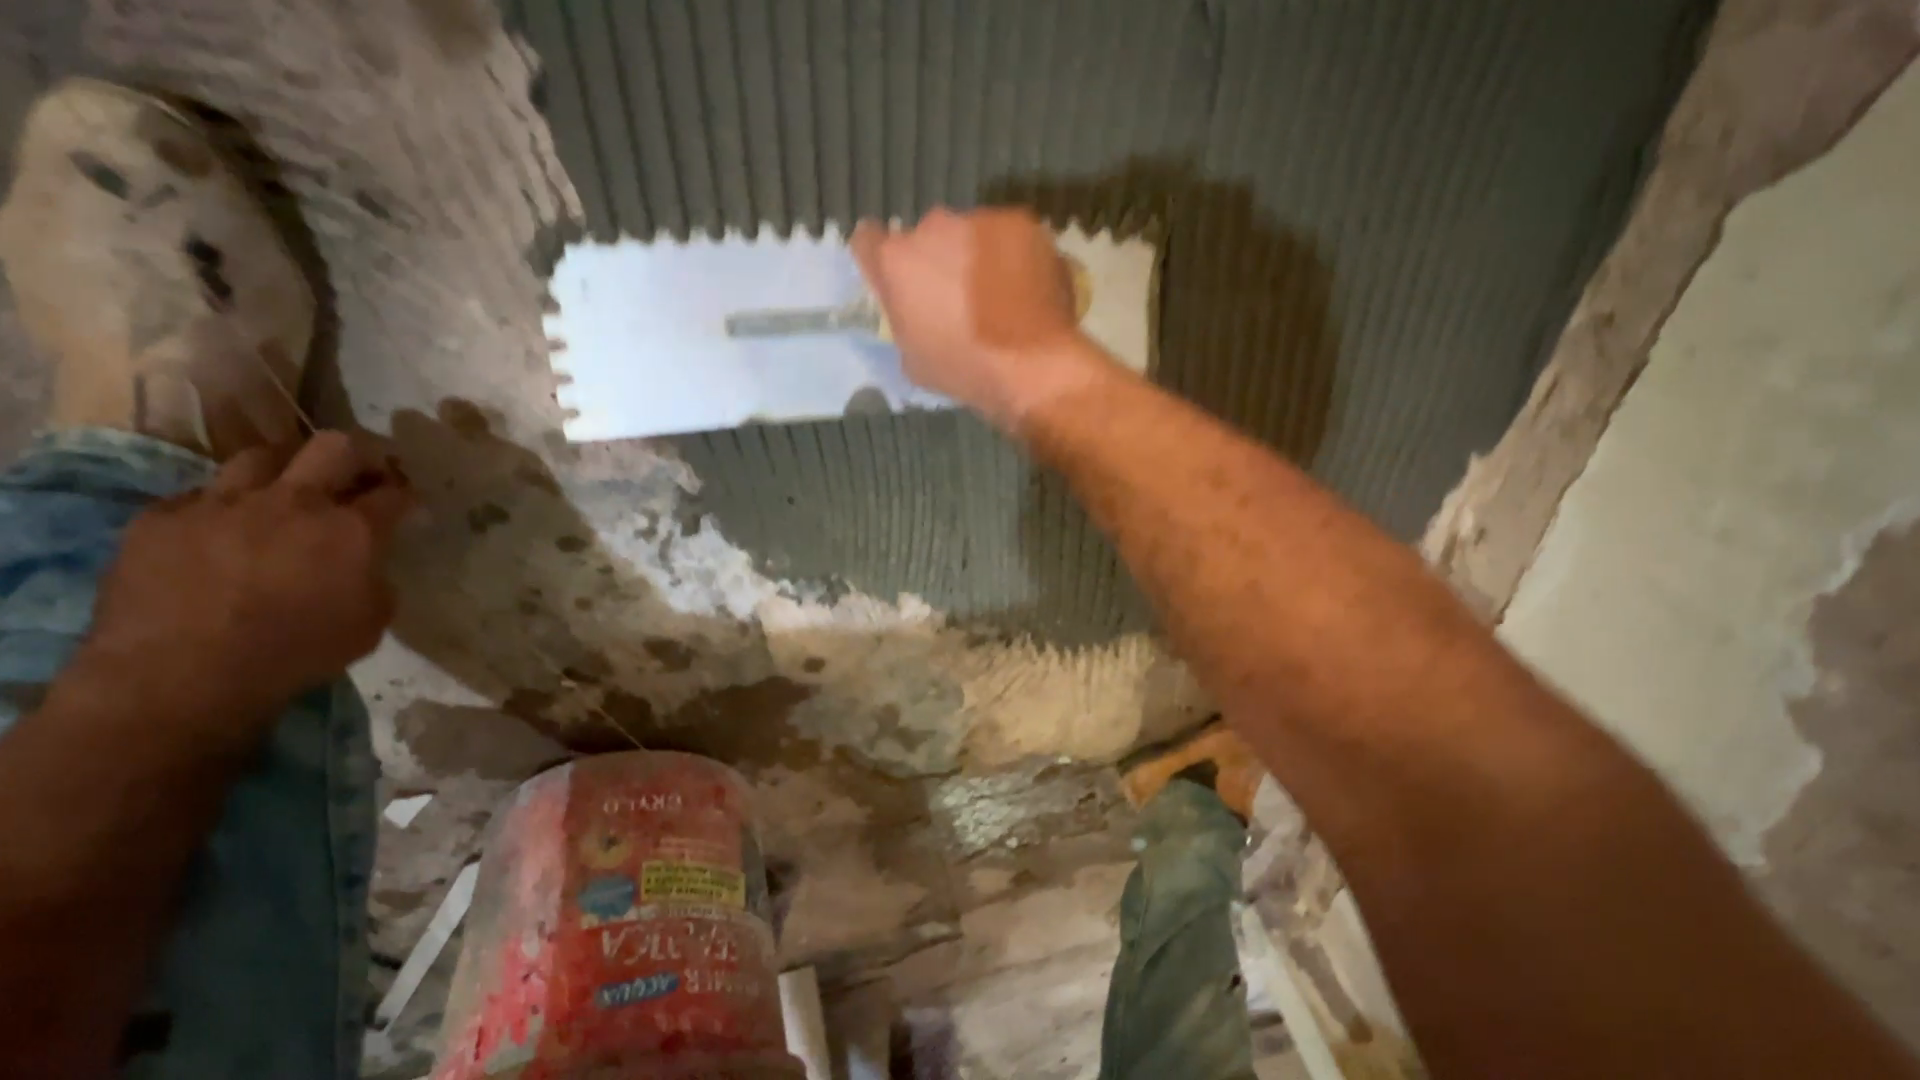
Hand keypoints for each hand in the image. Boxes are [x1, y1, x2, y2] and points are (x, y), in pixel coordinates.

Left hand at [79, 432, 411, 733]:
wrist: (179, 675)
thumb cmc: (291, 655)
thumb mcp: (367, 627)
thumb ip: (375, 584)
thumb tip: (366, 569)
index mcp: (351, 530)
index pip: (394, 493)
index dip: (405, 495)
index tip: (405, 503)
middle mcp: (293, 501)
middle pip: (335, 446)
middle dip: (356, 456)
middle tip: (356, 477)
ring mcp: (222, 503)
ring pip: (262, 455)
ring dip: (282, 471)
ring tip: (282, 492)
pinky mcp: (162, 516)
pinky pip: (198, 496)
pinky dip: (217, 509)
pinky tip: (217, 532)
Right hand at [852, 207, 1099, 428]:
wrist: (1032, 366)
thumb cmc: (964, 369)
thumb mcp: (912, 356)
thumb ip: (903, 316)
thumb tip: (911, 306)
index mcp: (896, 262)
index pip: (868, 240)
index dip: (880, 257)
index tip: (895, 274)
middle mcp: (932, 228)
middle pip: (925, 236)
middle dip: (936, 258)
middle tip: (955, 293)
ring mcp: (979, 221)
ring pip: (969, 232)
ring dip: (975, 254)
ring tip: (996, 291)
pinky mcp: (1020, 222)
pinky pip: (1007, 234)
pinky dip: (1011, 253)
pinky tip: (1023, 284)